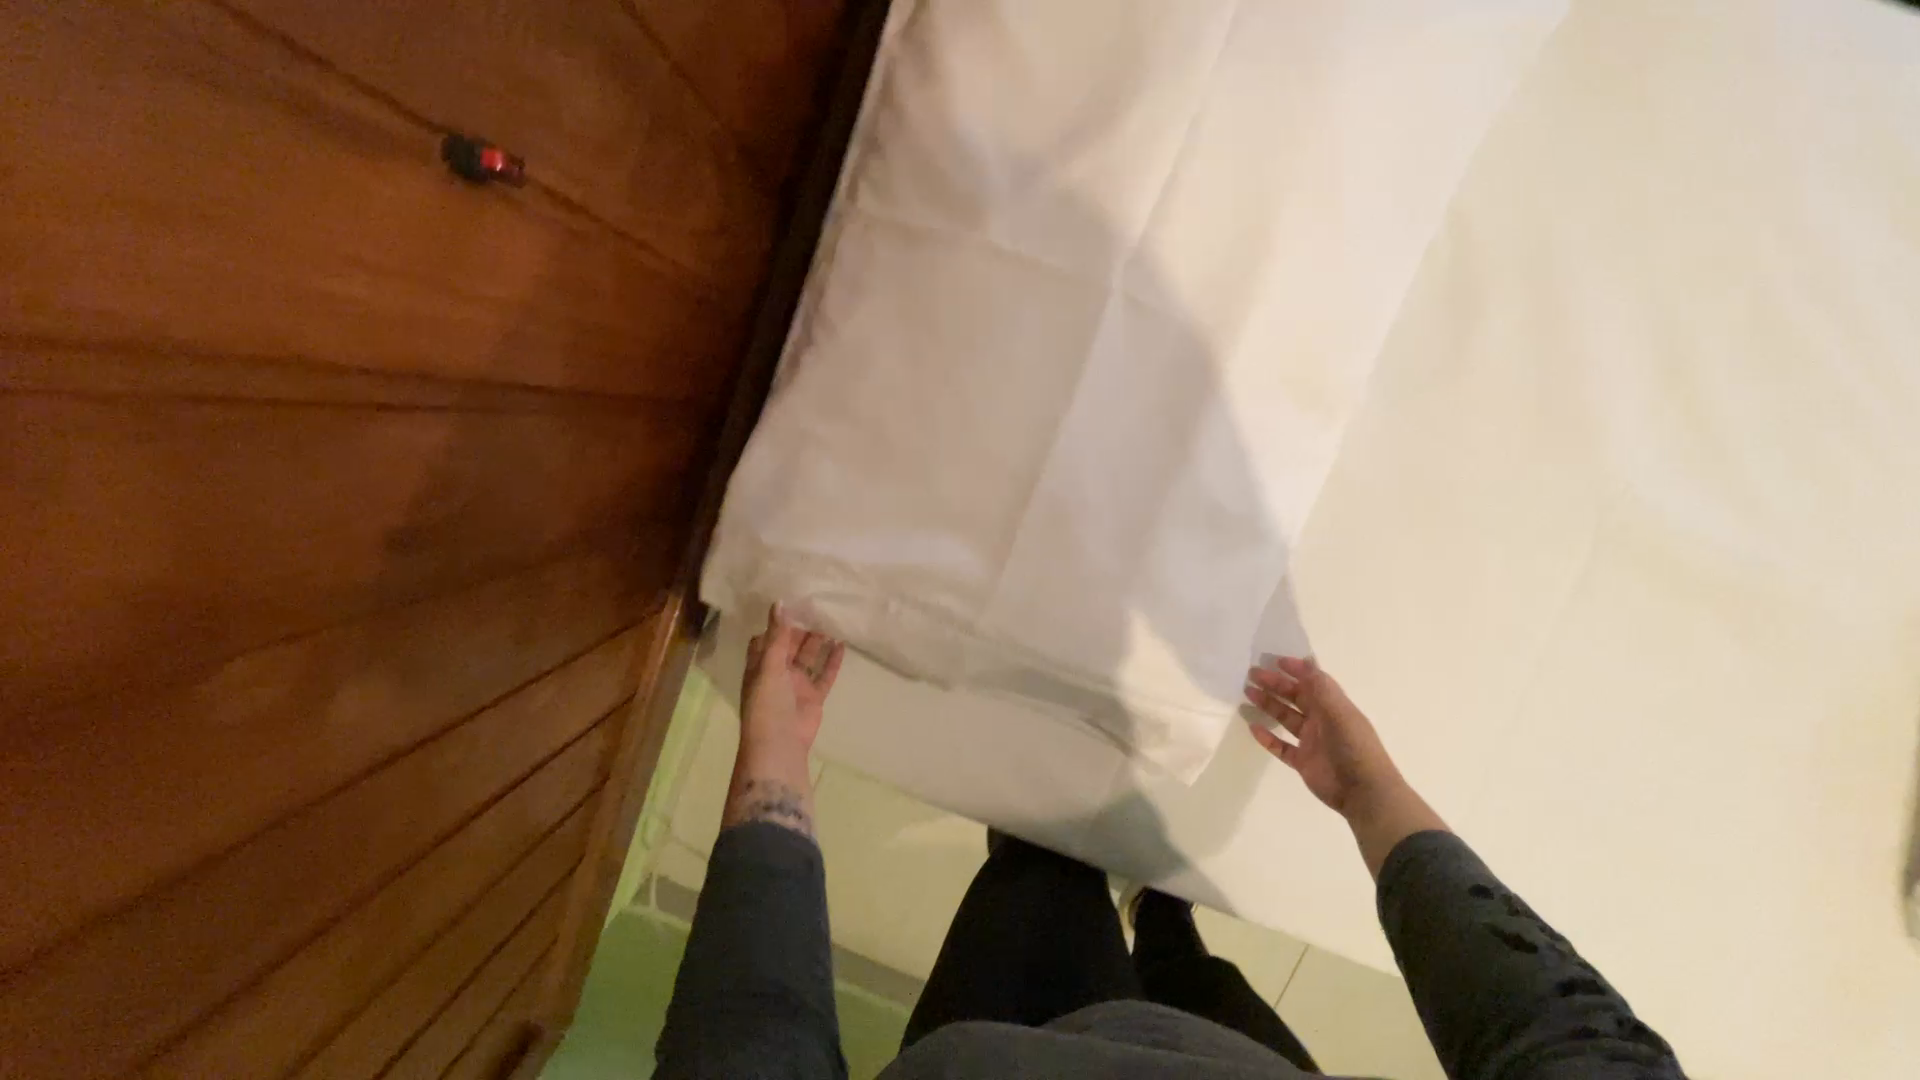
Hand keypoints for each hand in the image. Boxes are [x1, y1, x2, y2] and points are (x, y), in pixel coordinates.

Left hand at [741, 603, 843, 754]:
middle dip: (801, 629)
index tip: (792, 604)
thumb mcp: (769, 667)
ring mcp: (797, 685)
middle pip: (790, 646)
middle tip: (818, 607)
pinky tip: (842, 644)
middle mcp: (777, 674)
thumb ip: (777, 636)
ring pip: (809, 658)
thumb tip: (780, 602)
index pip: (766, 640)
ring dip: (818, 642)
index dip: (776, 624)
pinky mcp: (814, 696)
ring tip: (832, 621)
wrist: (780, 745)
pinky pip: (824, 674)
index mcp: (759, 667)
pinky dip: (832, 661)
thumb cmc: (767, 704)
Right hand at [1243, 656, 1400, 815]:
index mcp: (1334, 707)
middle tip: (1252, 674)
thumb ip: (1321, 688)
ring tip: (1247, 693)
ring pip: (1285, 719)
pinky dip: (1267, 738)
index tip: (1275, 660)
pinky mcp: (1302, 762)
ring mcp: (1311, 742)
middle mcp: (1322, 721)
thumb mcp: (1340, 714)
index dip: (1296, 670)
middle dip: (1275, 685)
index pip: (1313, 683)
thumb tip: (1307, 660)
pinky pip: (1281, 746)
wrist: (1364, 793)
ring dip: (1268, 705)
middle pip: (1295, 698)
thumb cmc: (1354, 748)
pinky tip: (1253, 727)